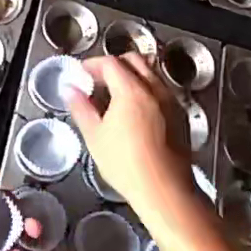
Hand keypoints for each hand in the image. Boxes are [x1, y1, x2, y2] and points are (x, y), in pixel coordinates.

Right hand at [65, 53, 199, 218]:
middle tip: (98, 79)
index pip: (111, 63)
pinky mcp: (180, 116)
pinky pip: (162, 91)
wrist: (165, 190)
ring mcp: (171, 102)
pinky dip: (146, 90)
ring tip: (115, 95)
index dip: (93, 64)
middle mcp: (155, 90)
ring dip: (131, 76)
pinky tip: (134, 110)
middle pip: (134, 61)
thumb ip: (81, 108)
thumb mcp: (94, 136)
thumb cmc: (128, 166)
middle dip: (114, 64)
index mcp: (131, 90)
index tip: (83, 72)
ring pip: (151, 74)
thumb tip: (71, 91)